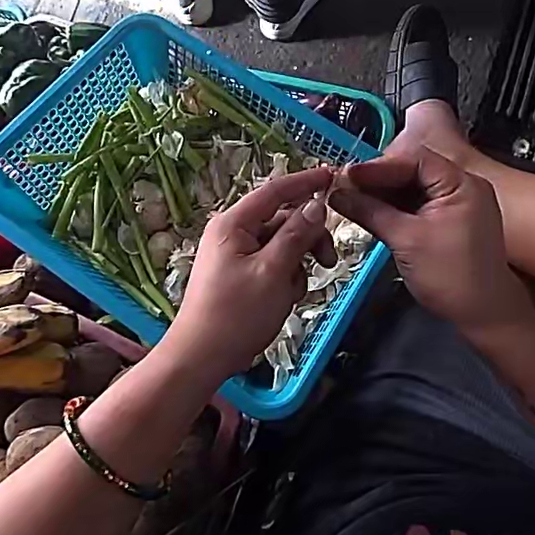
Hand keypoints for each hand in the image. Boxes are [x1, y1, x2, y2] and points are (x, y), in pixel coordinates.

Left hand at [165, 166, 336, 382]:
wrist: (200, 358)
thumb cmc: (235, 314)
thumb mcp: (273, 272)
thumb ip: (296, 235)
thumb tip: (316, 205)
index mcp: (233, 223)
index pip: (275, 190)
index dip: (306, 182)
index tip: (334, 176)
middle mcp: (233, 233)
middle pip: (282, 219)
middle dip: (307, 238)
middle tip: (327, 261)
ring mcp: (235, 254)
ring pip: (281, 245)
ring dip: (297, 264)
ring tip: (295, 292)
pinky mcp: (239, 274)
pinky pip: (272, 264)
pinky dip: (285, 278)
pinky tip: (285, 299)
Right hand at [329, 146, 533, 333]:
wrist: (483, 315)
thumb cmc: (451, 277)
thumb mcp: (405, 240)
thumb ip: (370, 211)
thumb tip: (337, 193)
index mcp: (461, 184)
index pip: (414, 161)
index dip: (377, 166)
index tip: (347, 175)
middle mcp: (461, 186)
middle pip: (411, 171)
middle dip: (376, 179)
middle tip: (343, 187)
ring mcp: (455, 203)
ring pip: (410, 187)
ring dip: (381, 193)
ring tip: (349, 198)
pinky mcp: (447, 220)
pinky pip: (414, 203)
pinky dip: (391, 206)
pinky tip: (367, 209)